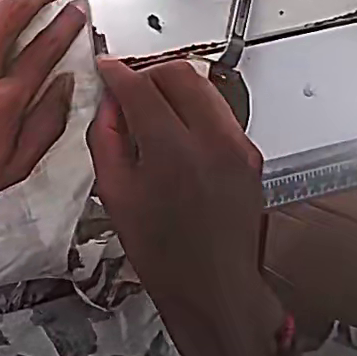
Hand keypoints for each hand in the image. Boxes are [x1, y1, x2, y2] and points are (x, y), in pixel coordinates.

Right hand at [88, 57, 284, 355]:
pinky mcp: (250, 153)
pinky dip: (193, 107)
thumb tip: (108, 105)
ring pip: (203, 86)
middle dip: (147, 72)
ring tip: (150, 108)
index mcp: (172, 153)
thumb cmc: (164, 254)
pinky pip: (218, 110)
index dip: (118, 72)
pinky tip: (175, 129)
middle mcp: (212, 141)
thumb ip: (106, 138)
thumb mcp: (115, 194)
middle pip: (179, 73)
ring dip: (172, 86)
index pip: (140, 87)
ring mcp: (238, 146)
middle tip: (128, 86)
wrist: (213, 287)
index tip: (107, 68)